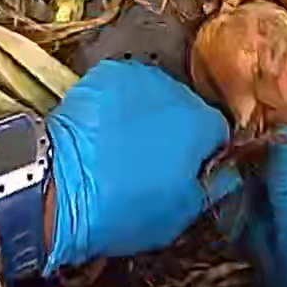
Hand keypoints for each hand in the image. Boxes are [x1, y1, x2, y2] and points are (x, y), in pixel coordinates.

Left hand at [43, 60, 236, 273]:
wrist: (62, 182)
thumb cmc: (124, 206)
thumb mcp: (177, 216)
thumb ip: (209, 188)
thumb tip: (224, 173)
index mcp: (200, 123)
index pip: (218, 131)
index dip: (204, 152)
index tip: (188, 170)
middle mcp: (176, 89)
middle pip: (187, 107)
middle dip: (176, 128)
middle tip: (153, 158)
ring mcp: (141, 75)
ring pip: (156, 94)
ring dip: (149, 112)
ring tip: (124, 141)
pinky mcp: (110, 70)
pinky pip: (125, 85)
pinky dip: (119, 101)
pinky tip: (104, 126)